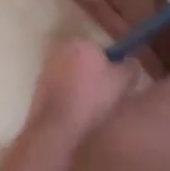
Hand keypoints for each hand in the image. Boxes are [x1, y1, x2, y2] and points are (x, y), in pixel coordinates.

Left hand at [26, 39, 141, 132]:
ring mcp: (46, 69)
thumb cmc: (93, 99)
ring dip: (81, 86)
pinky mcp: (38, 88)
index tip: (118, 84)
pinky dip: (68, 96)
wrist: (57, 127)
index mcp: (81, 43)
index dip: (113, 66)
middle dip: (96, 74)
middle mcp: (60, 50)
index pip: (103, 49)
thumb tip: (131, 62)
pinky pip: (61, 88)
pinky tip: (76, 113)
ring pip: (72, 75)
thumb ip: (131, 66)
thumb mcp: (123, 82)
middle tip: (108, 96)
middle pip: (86, 61)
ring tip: (92, 108)